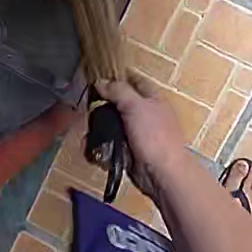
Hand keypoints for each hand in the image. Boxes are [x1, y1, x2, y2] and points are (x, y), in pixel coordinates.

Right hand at [95, 74, 190, 198]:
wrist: (161, 173)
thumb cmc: (154, 136)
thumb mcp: (136, 106)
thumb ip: (118, 91)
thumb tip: (100, 82)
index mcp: (153, 99)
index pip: (134, 80)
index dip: (117, 78)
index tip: (98, 80)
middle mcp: (145, 114)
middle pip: (119, 103)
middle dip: (103, 106)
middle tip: (90, 107)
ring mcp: (137, 133)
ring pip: (112, 124)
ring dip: (100, 128)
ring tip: (91, 130)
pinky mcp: (129, 150)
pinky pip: (110, 142)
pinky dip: (101, 145)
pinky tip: (95, 146)